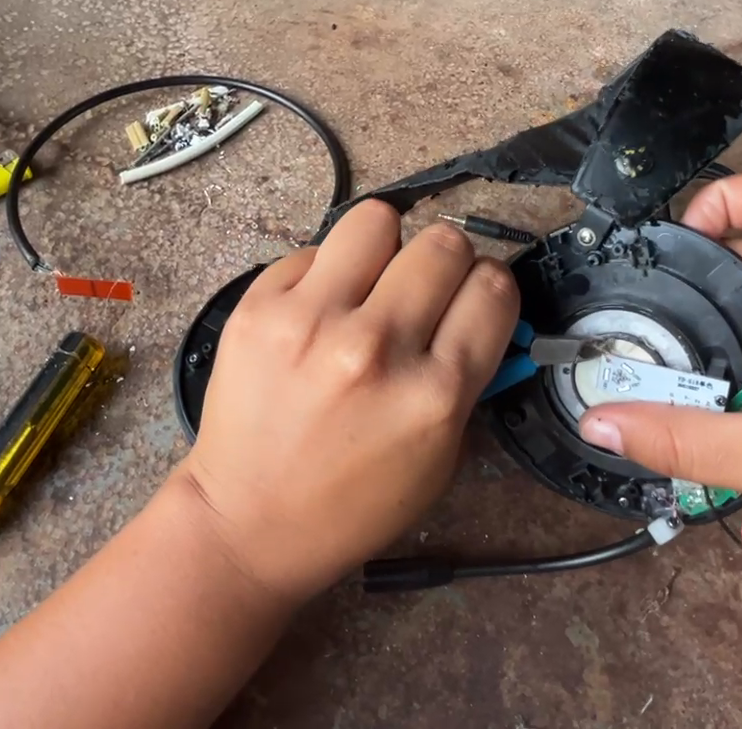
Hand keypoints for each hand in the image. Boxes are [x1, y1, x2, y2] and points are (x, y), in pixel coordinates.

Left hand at [169, 200, 519, 600]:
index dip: (490, 288)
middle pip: (443, 243)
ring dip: (385, 246)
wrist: (247, 522)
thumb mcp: (440, 458)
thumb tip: (485, 309)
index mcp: (433, 395)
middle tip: (422, 291)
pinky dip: (325, 272)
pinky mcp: (257, 308)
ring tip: (370, 282)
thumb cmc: (351, 503)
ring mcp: (310, 321)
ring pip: (377, 219)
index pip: (494, 288)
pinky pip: (313, 249)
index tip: (473, 298)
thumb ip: (468, 378)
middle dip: (445, 262)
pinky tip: (317, 309)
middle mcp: (374, 347)